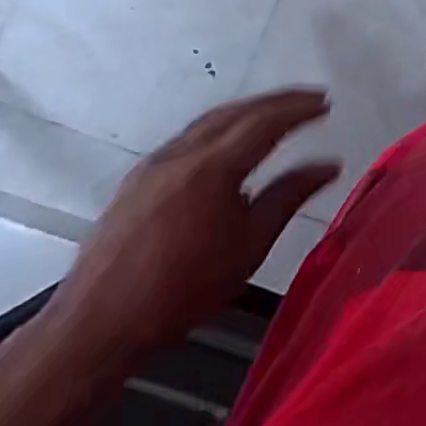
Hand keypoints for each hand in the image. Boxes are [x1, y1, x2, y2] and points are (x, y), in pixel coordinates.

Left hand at [45, 90, 340, 352]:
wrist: (99, 325)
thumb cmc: (180, 291)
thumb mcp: (250, 245)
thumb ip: (290, 195)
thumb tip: (327, 167)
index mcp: (213, 168)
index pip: (266, 121)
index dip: (299, 108)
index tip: (324, 103)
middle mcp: (182, 155)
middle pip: (238, 111)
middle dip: (278, 101)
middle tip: (308, 100)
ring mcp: (155, 164)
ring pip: (210, 120)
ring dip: (248, 110)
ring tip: (275, 112)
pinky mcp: (138, 178)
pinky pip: (188, 136)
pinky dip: (220, 126)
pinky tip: (229, 141)